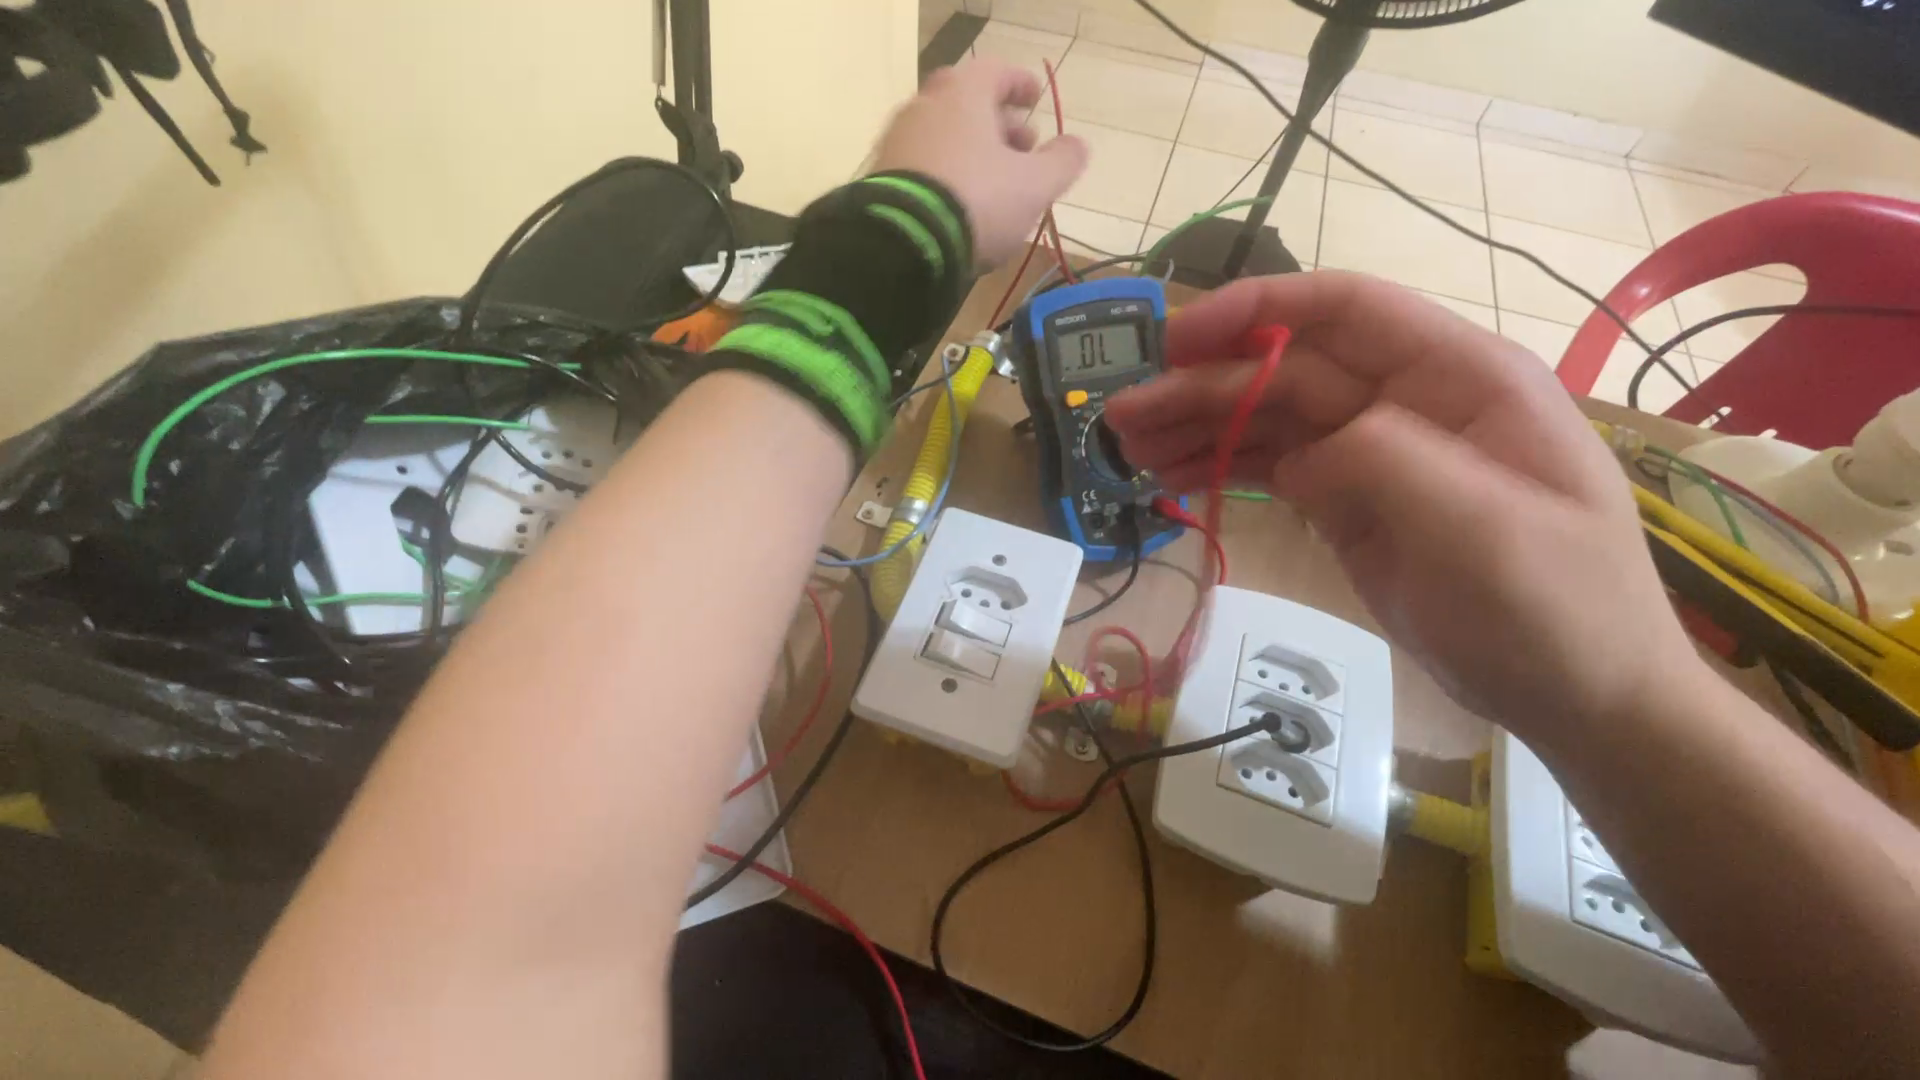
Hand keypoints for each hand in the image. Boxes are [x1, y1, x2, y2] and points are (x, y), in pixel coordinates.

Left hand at [868, 58, 1087, 266]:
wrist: (905, 243)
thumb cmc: (978, 201)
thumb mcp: (1034, 186)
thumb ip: (1061, 162)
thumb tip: (1078, 145)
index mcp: (964, 93)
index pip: (997, 72)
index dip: (1021, 84)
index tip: (1035, 98)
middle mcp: (926, 106)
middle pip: (968, 105)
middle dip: (999, 124)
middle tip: (1023, 148)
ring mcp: (899, 141)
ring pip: (945, 137)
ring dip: (973, 152)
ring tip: (995, 182)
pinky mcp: (883, 178)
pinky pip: (925, 166)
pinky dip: (948, 174)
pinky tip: (962, 203)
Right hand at [1104, 272, 1696, 740]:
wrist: (1578, 695)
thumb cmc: (1555, 609)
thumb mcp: (1486, 534)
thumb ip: (1392, 463)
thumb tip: (1306, 446)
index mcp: (1459, 377)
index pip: (1344, 310)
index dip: (1255, 311)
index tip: (1175, 341)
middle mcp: (1408, 399)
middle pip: (1286, 369)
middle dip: (1201, 385)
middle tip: (1123, 416)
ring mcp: (1374, 451)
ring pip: (1268, 417)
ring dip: (1196, 425)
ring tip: (1128, 448)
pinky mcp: (1347, 499)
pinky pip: (1271, 467)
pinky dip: (1219, 466)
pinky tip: (1170, 476)